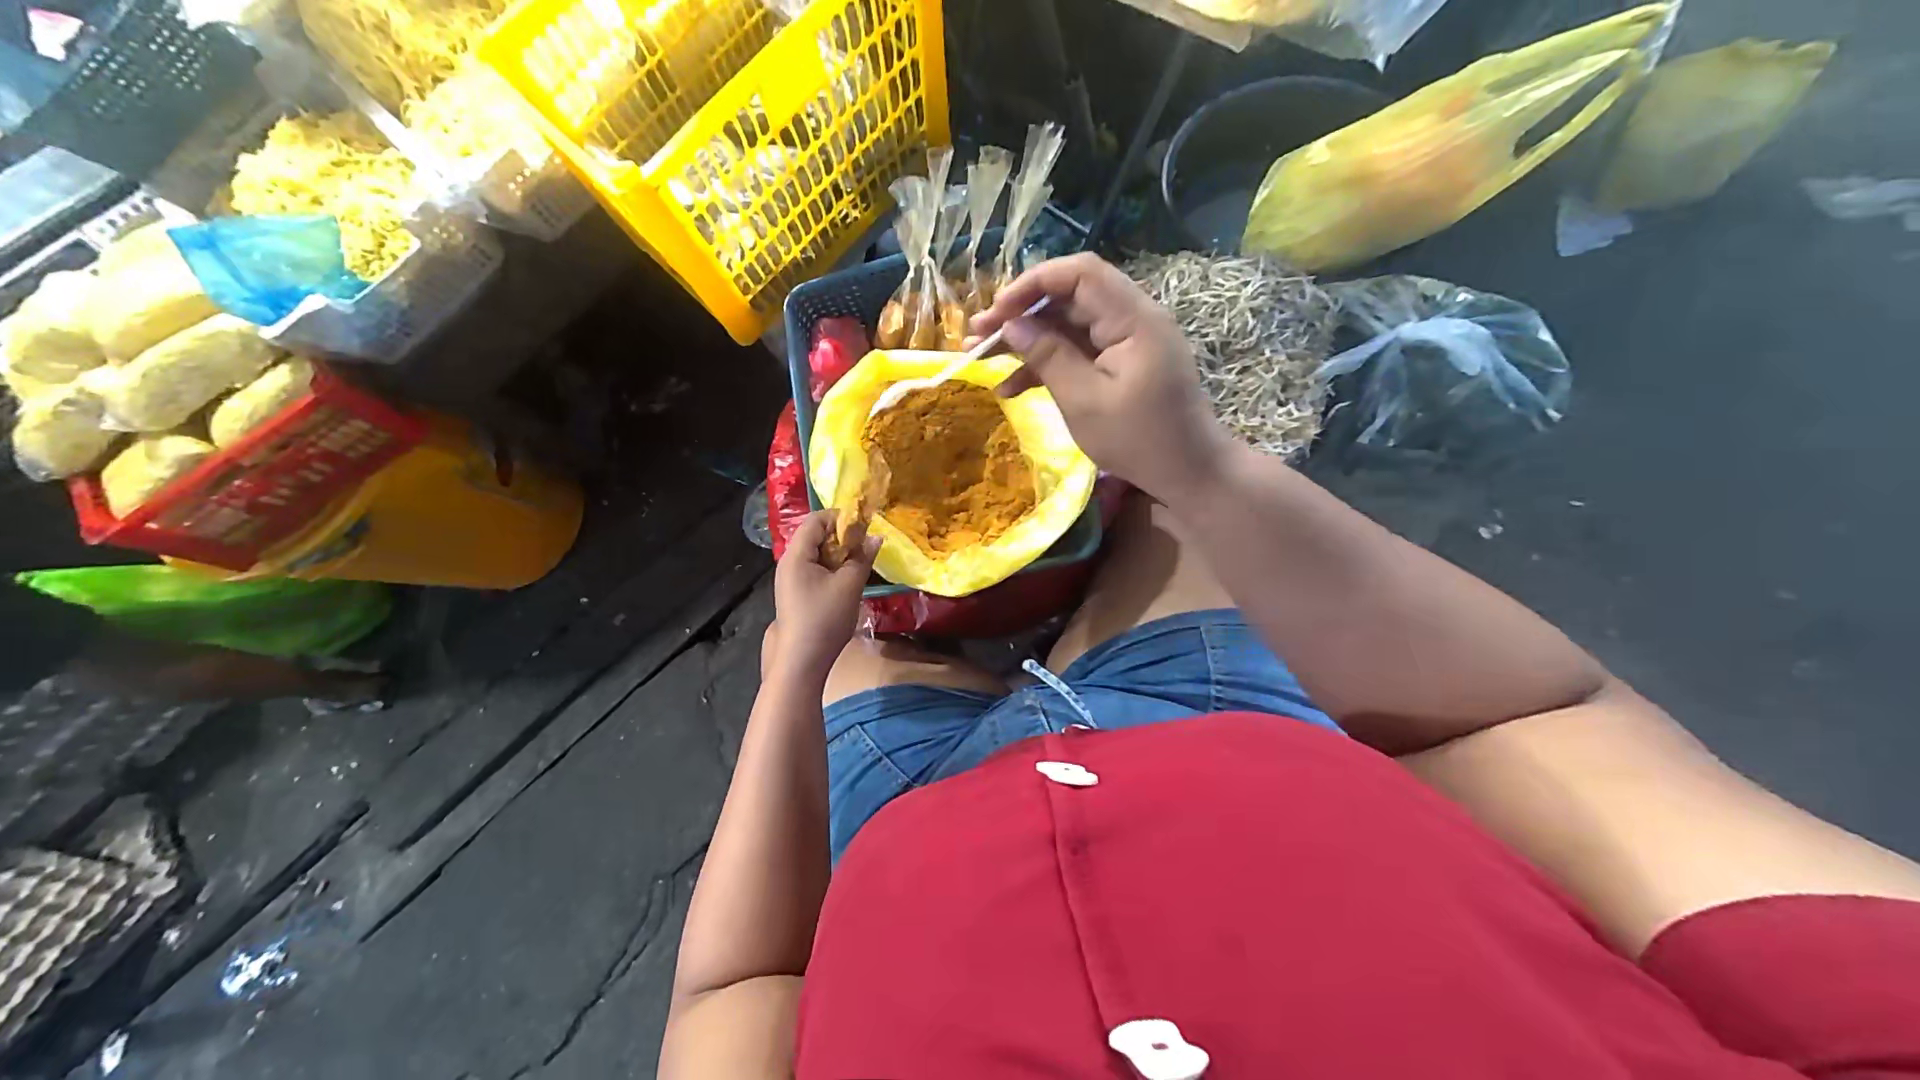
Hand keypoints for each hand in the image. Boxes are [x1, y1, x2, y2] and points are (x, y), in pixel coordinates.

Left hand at [770, 510, 879, 681]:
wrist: (802, 660)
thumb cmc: (825, 619)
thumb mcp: (850, 585)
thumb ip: (863, 557)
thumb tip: (876, 537)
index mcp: (796, 555)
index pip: (816, 520)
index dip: (840, 518)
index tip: (865, 527)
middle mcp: (788, 562)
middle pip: (814, 535)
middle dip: (841, 537)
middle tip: (864, 547)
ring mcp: (790, 579)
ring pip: (816, 554)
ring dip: (839, 554)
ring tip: (859, 564)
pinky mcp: (795, 593)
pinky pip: (814, 570)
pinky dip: (832, 569)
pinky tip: (847, 581)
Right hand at [969, 252, 1233, 498]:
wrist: (1189, 472)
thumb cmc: (1140, 439)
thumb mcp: (1084, 401)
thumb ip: (1048, 357)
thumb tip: (1012, 325)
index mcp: (1132, 318)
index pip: (1079, 273)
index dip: (1032, 284)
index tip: (996, 312)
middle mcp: (1132, 318)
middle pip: (1069, 297)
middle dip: (1021, 314)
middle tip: (977, 336)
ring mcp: (1126, 341)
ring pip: (1068, 325)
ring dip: (1027, 341)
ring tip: (983, 359)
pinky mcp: (1121, 363)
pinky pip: (1079, 351)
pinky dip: (1048, 364)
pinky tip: (1012, 387)